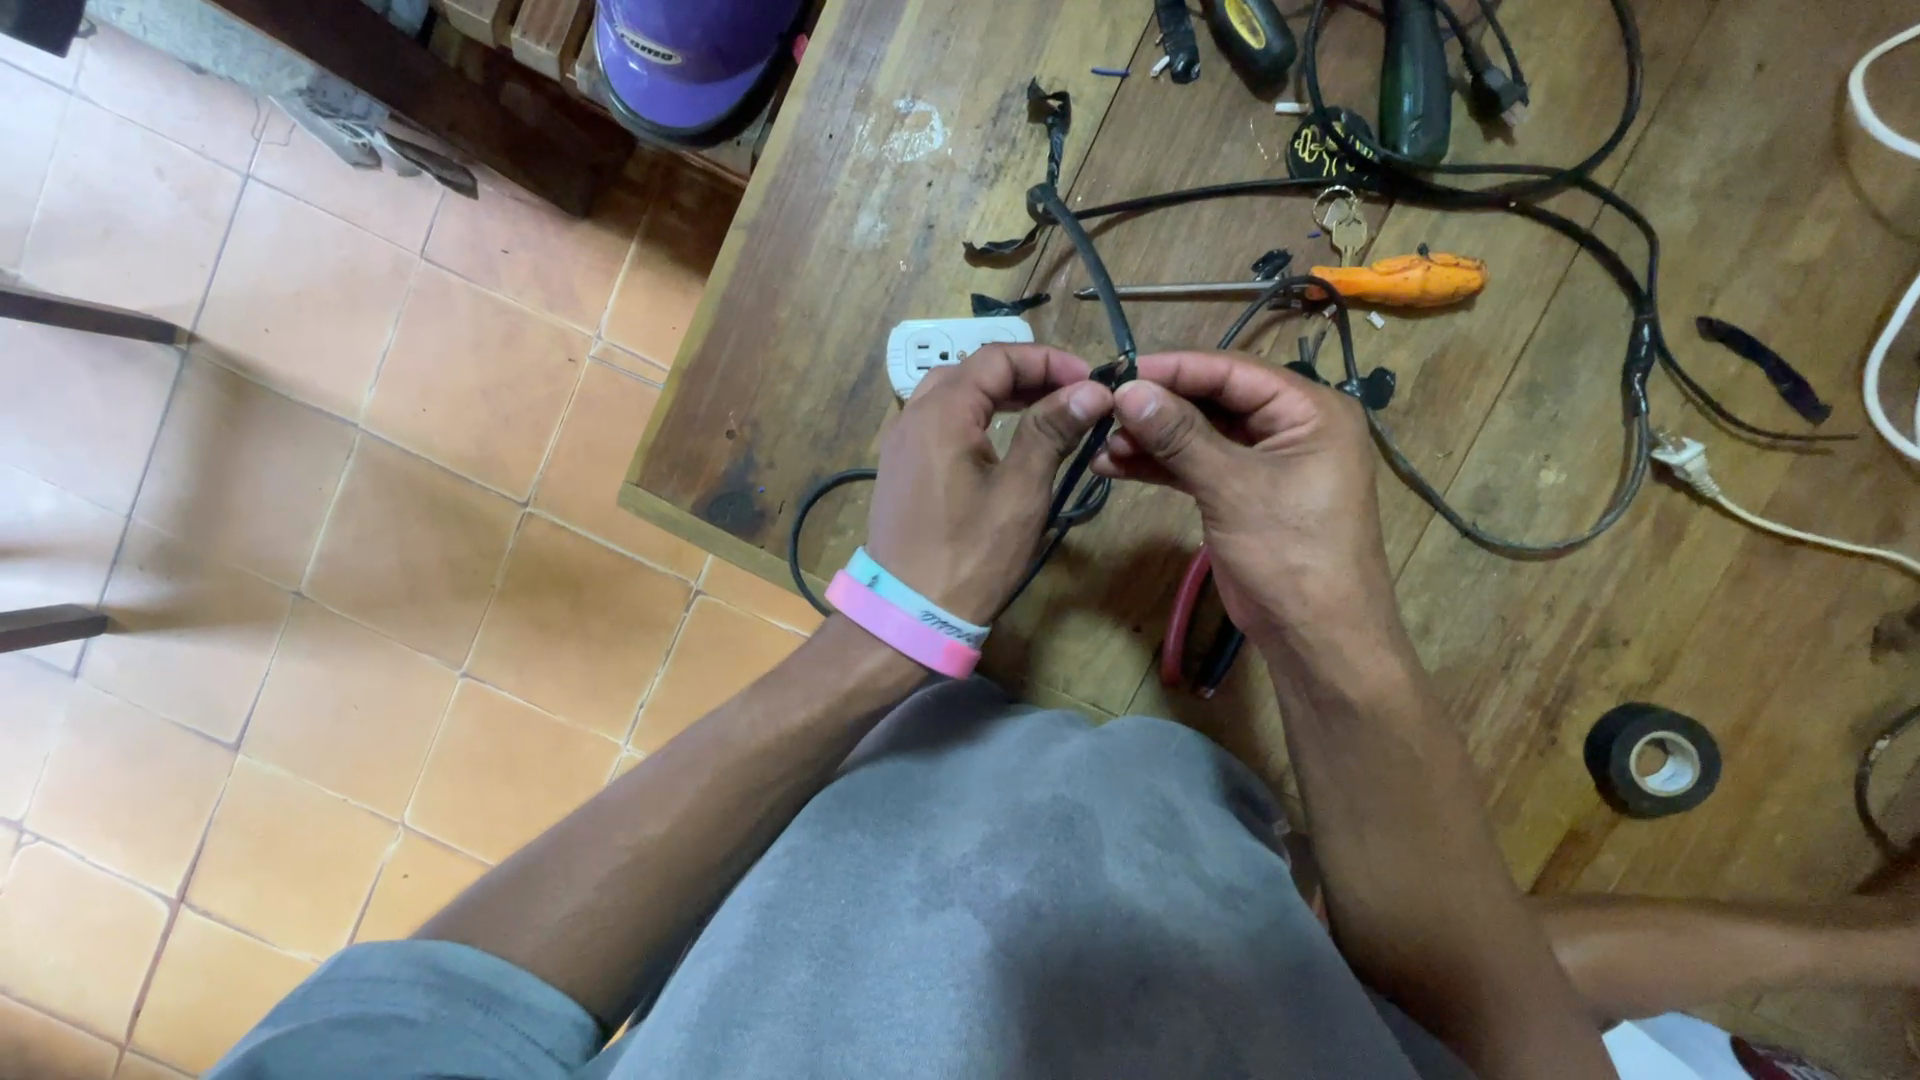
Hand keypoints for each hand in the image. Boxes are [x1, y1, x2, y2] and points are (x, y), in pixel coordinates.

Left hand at [866, 345, 1113, 623]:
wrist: (910, 613)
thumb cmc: (971, 554)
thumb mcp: (1020, 491)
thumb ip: (1051, 431)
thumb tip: (1091, 390)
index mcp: (942, 412)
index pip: (997, 358)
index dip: (1047, 361)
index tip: (1089, 381)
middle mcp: (914, 415)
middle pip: (972, 370)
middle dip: (1025, 374)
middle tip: (1071, 394)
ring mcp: (902, 443)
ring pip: (953, 395)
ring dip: (999, 395)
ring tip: (1045, 410)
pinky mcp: (901, 468)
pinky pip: (939, 423)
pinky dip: (975, 418)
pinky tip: (1004, 439)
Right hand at [1091, 350, 1395, 643]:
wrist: (1316, 636)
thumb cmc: (1290, 553)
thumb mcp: (1233, 487)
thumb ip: (1179, 436)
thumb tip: (1127, 391)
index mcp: (1310, 411)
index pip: (1233, 372)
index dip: (1176, 369)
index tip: (1120, 371)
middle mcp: (1290, 427)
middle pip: (1215, 401)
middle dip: (1159, 408)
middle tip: (1105, 410)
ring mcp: (1265, 463)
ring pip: (1200, 436)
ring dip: (1153, 440)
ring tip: (1103, 446)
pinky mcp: (1243, 495)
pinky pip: (1197, 467)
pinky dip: (1160, 467)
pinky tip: (1117, 467)